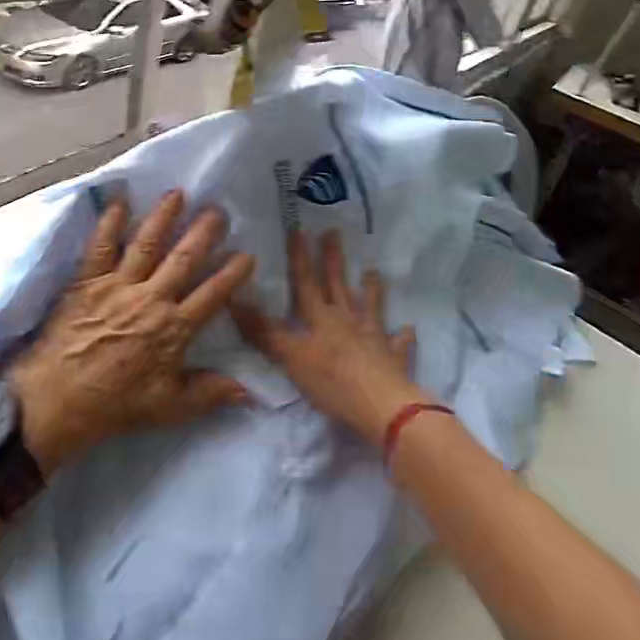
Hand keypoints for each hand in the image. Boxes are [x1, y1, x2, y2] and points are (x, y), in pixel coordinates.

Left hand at [10, 190, 255, 471]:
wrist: (58, 398)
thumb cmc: (115, 404)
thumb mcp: (169, 407)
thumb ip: (210, 393)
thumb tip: (252, 391)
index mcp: (174, 329)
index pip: (212, 294)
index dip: (232, 274)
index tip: (247, 254)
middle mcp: (149, 299)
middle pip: (183, 259)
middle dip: (203, 233)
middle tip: (218, 210)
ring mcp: (117, 286)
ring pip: (146, 244)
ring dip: (163, 217)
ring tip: (177, 194)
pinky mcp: (87, 281)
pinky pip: (100, 246)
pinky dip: (109, 222)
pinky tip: (119, 201)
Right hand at [231, 228, 424, 443]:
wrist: (385, 409)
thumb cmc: (333, 381)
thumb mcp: (290, 357)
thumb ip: (262, 330)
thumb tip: (232, 298)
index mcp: (320, 318)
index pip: (306, 281)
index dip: (300, 257)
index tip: (298, 230)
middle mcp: (347, 321)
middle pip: (337, 285)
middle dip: (332, 259)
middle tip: (334, 232)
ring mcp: (374, 338)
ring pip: (370, 307)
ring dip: (370, 289)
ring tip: (372, 271)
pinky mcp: (393, 359)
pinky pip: (398, 343)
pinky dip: (402, 335)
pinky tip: (408, 329)